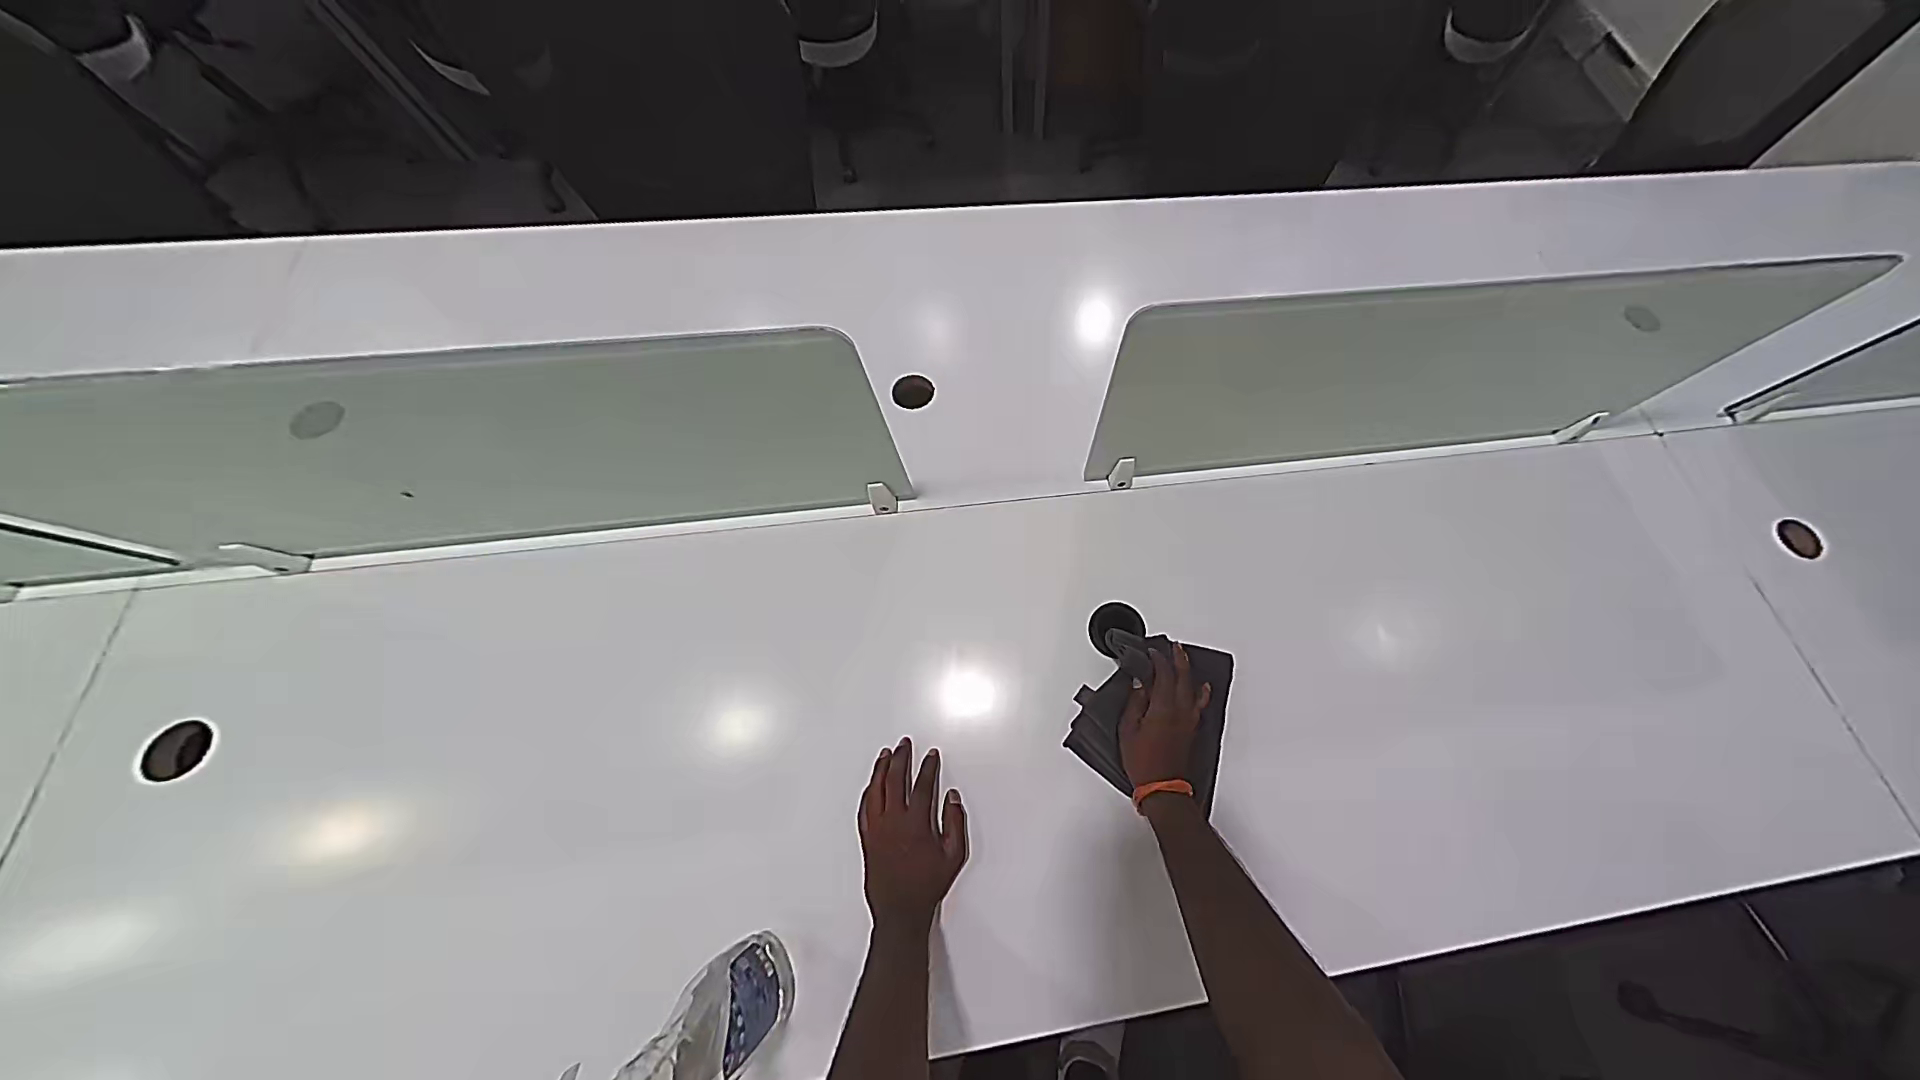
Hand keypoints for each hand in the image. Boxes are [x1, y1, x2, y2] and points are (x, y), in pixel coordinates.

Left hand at [858, 738, 967, 933]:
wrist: (900, 910)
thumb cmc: (926, 885)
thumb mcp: (953, 855)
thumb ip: (955, 823)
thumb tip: (952, 800)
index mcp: (916, 823)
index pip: (922, 785)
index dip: (928, 767)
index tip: (931, 756)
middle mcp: (893, 821)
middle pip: (895, 779)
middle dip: (902, 758)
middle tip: (905, 745)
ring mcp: (877, 828)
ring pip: (876, 789)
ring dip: (882, 768)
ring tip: (886, 755)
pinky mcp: (867, 837)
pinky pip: (865, 806)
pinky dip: (869, 791)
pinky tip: (871, 784)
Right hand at [1119, 642, 1212, 786]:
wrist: (1163, 788)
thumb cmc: (1144, 763)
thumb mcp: (1128, 729)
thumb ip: (1134, 703)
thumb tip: (1138, 687)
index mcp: (1163, 708)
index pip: (1164, 674)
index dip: (1158, 660)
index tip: (1152, 652)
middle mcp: (1181, 711)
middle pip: (1183, 677)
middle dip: (1178, 659)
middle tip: (1173, 648)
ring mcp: (1189, 720)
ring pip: (1193, 688)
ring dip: (1188, 672)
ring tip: (1184, 661)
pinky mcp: (1193, 729)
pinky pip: (1199, 702)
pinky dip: (1200, 691)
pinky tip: (1202, 688)